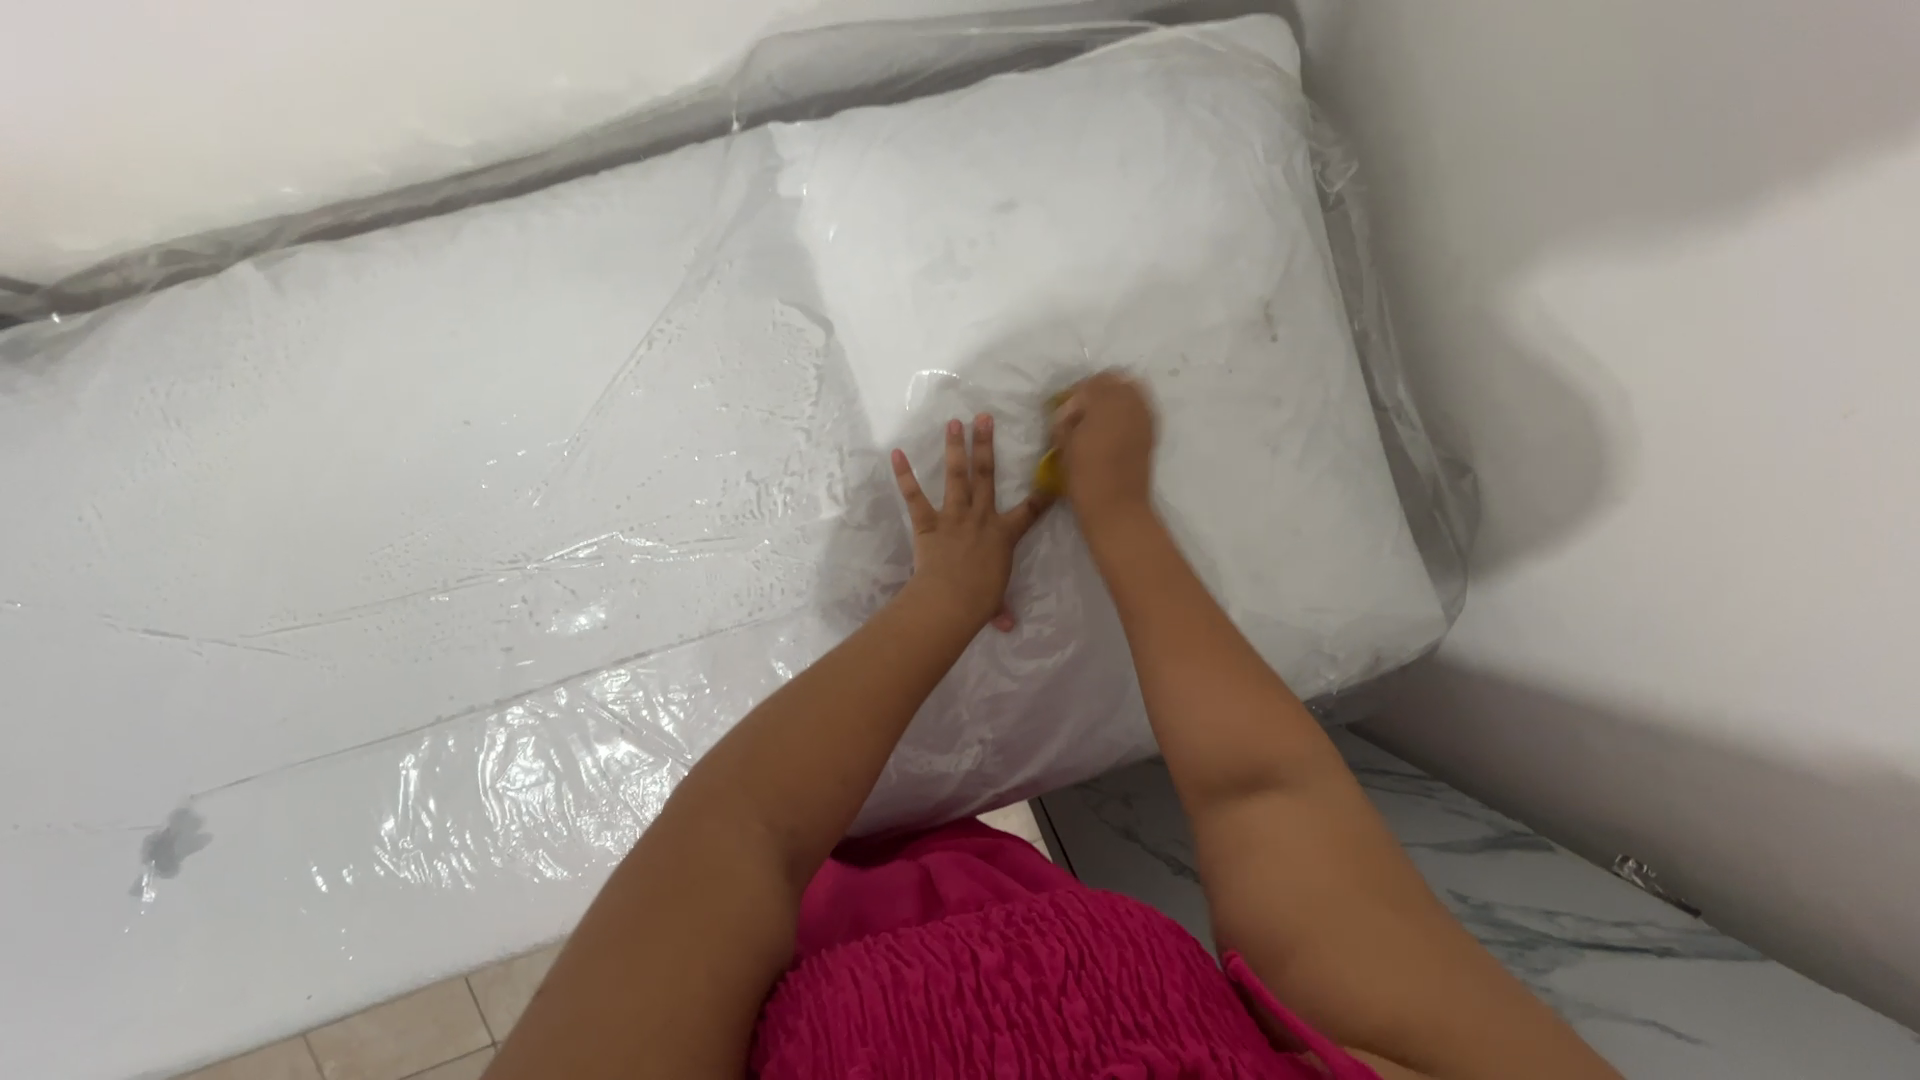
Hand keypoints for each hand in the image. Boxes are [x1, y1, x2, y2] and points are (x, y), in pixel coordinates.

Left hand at [892, 414, 1048, 632]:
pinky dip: (904, 476)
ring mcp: (954, 516)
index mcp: (1004, 535)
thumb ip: (998, 609)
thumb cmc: (980, 600)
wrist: (953, 599)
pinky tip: (896, 454)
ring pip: (956, 476)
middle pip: (986, 475)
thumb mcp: (994, 603)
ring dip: (955, 448)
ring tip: (953, 422)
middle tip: (983, 417)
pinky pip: (915, 497)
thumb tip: (1005, 624)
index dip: (1042, 494)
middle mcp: (982, 517)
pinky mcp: (928, 523)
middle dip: (985, 444)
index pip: (1030, 511)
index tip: (1050, 475)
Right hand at [1052, 372, 1156, 532]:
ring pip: (1131, 391)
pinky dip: (1126, 412)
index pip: (1088, 385)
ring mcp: (1145, 417)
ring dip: (1113, 399)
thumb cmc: (1084, 476)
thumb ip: (1065, 422)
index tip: (1063, 415)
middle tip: (1080, 411)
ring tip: (1096, 420)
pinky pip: (1139, 409)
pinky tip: (1111, 429)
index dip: (1073, 397)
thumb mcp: (1064, 445)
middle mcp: (1130, 402)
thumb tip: (1068, 415)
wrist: (1117, 507)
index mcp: (1105, 401)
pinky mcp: (1151, 433)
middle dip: (1096, 391)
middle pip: (1114, 381)